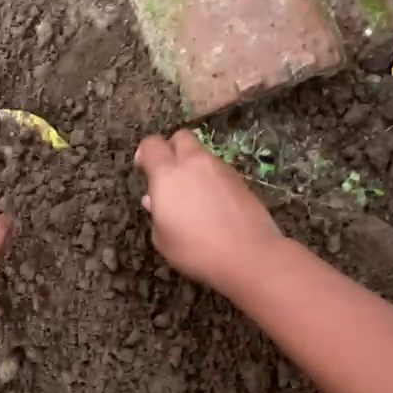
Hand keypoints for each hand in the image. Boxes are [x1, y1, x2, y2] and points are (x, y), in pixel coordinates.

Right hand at [134, 130, 283, 290]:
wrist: (249, 255)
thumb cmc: (196, 250)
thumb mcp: (163, 239)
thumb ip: (156, 214)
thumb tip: (155, 200)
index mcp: (167, 174)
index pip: (152, 144)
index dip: (145, 153)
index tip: (143, 169)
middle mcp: (194, 163)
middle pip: (180, 137)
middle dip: (172, 148)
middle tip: (170, 174)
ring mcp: (220, 168)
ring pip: (202, 154)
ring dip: (194, 166)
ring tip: (194, 195)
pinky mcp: (240, 179)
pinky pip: (219, 170)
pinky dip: (212, 179)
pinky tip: (214, 204)